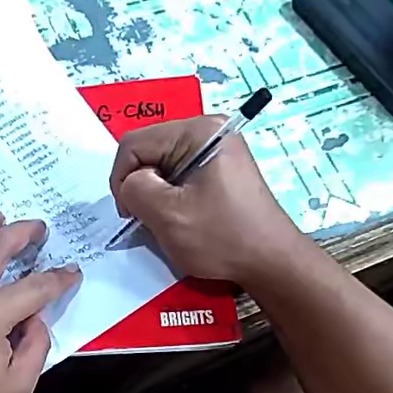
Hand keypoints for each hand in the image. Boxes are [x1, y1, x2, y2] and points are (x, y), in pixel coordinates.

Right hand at [109, 116, 312, 285]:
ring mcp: (216, 150)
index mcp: (198, 131)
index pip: (134, 143)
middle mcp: (208, 131)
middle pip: (148, 152)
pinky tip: (183, 219)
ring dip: (156, 196)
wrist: (270, 261)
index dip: (122, 179)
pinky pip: (179, 177)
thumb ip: (135, 190)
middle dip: (141, 187)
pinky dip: (171, 199)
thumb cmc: (222, 237)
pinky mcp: (220, 170)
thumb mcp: (167, 215)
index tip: (131, 213)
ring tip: (169, 222)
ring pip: (161, 167)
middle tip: (149, 220)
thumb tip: (131, 184)